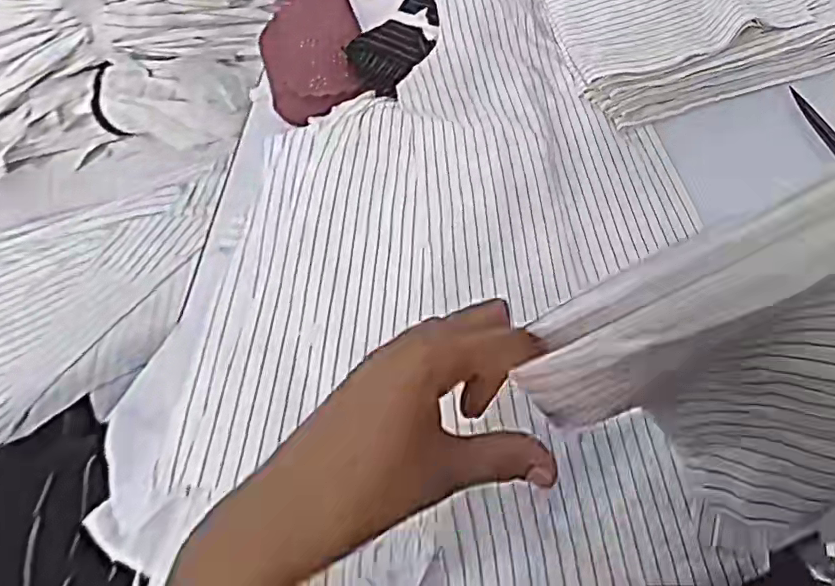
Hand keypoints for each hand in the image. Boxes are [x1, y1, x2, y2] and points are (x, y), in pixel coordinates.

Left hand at [171, 300, 556, 585]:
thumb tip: (542, 463)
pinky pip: (428, 343)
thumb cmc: (348, 491)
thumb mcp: (444, 471)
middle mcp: (411, 343)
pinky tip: (440, 411)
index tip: (551, 374)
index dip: (536, 357)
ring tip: (473, 408)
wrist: (282, 516)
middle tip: (512, 394)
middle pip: (486, 318)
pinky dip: (450, 362)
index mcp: (432, 356)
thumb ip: (503, 458)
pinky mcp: (375, 369)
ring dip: (477, 356)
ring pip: (456, 328)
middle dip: (507, 350)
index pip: (506, 340)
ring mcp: (389, 353)